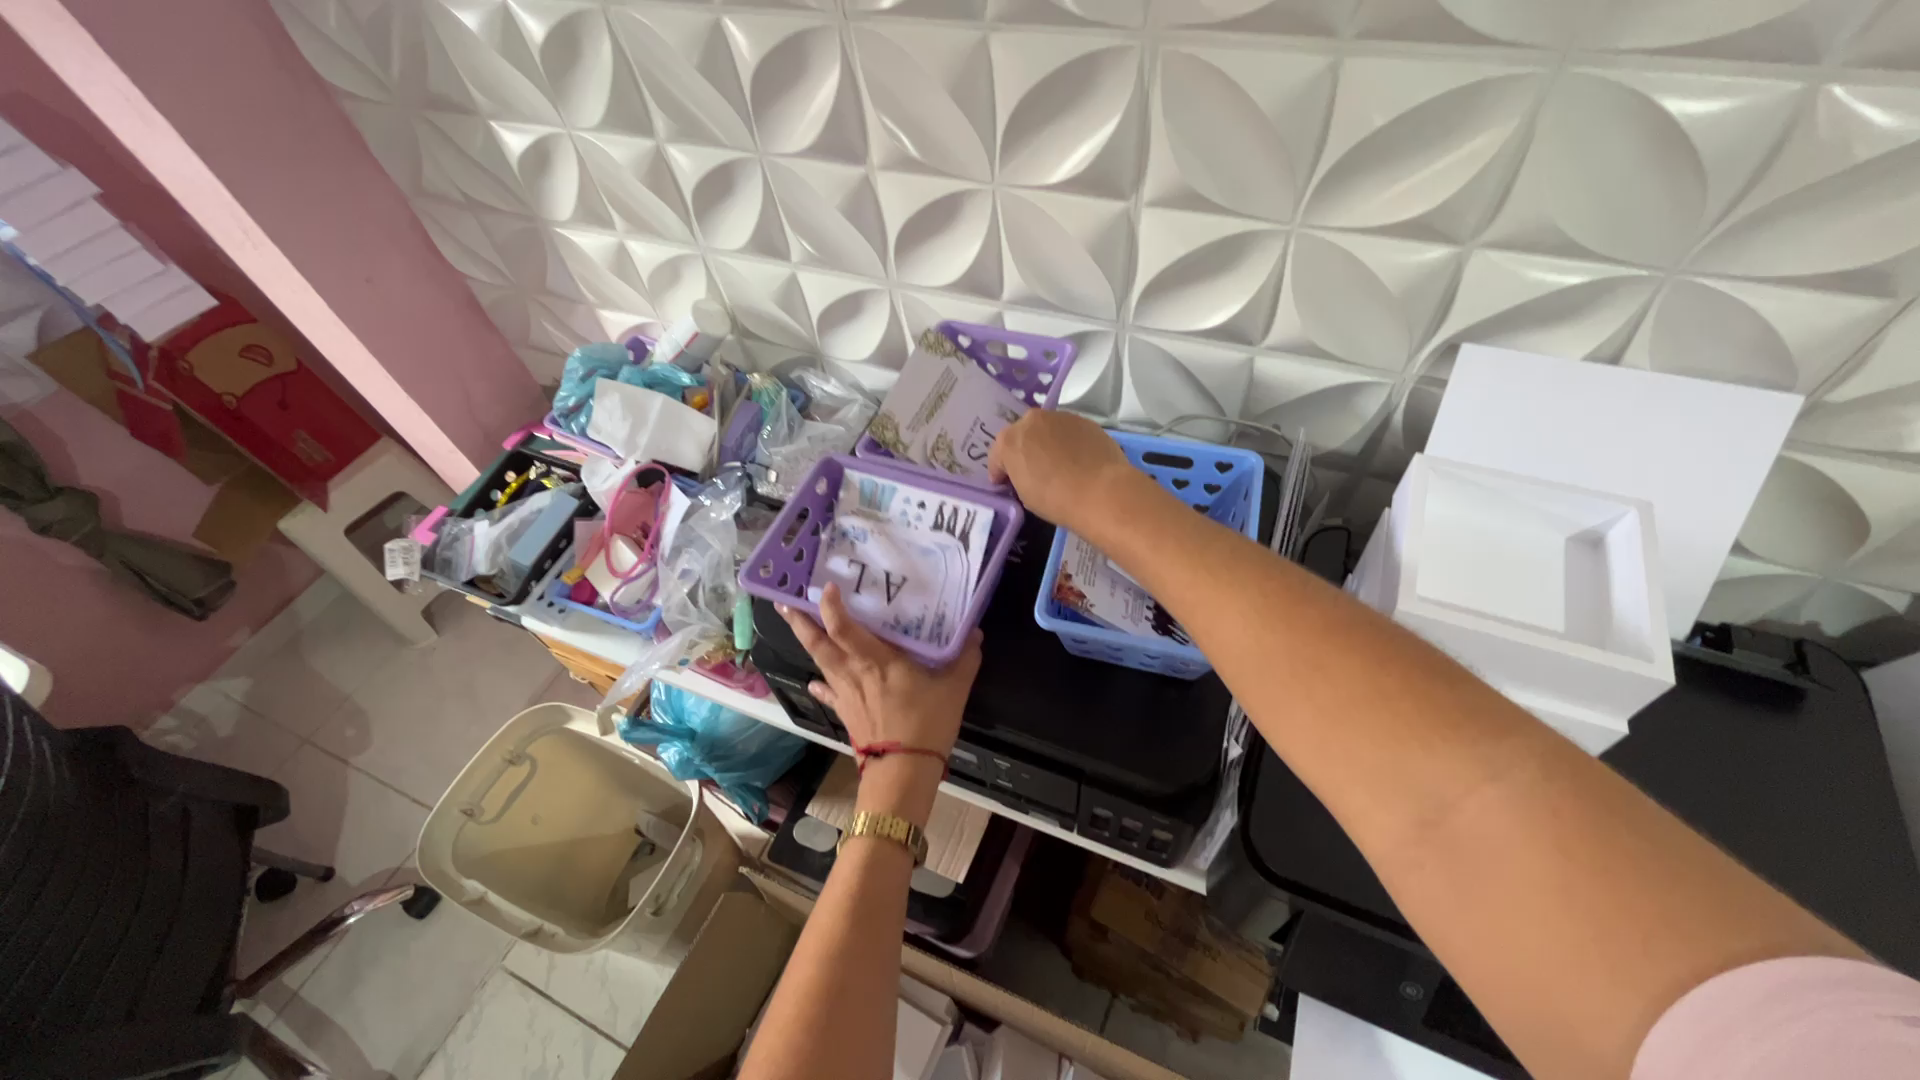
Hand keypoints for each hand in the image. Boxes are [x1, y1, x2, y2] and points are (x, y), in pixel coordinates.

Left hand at [777, 584, 983, 822]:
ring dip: (807, 642)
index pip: (843, 627)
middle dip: (799, 621)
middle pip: (818, 642)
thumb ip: (964, 657)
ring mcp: (845, 694)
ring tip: (797, 625)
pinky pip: (828, 693)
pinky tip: (816, 681)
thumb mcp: (954, 688)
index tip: (828, 586)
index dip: (832, 606)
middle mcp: (853, 672)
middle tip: (784, 602)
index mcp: (876, 660)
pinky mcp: (845, 713)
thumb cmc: (926, 723)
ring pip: (819, 662)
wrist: (903, 771)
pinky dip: (821, 684)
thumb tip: (975, 632)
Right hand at [988, 410, 1135, 528]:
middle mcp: (1031, 420)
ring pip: (1046, 430)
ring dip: (1046, 443)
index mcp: (1009, 440)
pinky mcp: (1084, 420)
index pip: (997, 456)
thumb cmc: (1055, 499)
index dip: (1001, 473)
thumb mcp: (1024, 495)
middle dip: (1023, 451)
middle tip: (1032, 471)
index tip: (1006, 485)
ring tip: (1058, 464)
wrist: (1101, 491)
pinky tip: (1077, 460)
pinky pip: (1068, 432)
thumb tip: (1025, 474)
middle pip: (1022, 435)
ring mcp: (1059, 417)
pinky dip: (1068, 443)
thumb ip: (1018, 477)